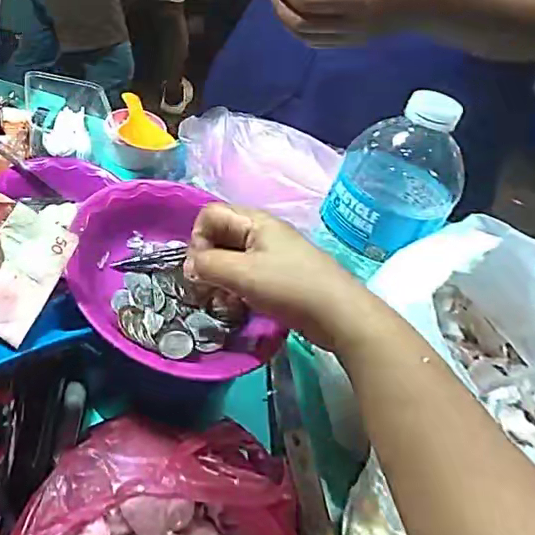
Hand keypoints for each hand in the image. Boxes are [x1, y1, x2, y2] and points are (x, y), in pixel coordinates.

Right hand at [183, 203, 389, 351]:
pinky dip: (237, 290)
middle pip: (219, 238)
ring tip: (225, 305)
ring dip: (221, 281)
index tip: (199, 268)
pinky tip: (240, 309)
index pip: (210, 216)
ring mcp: (273, 255)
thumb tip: (189, 268)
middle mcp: (262, 232)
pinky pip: (247, 275)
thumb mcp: (242, 274)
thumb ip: (207, 265)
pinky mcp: (281, 277)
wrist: (344, 318)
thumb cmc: (290, 287)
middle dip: (208, 264)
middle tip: (207, 291)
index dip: (198, 239)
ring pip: (232, 259)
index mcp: (254, 221)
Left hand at [264, 0, 451, 48]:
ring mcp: (351, 37)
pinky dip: (297, 27)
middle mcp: (351, 24)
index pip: (309, 0)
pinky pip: (315, 41)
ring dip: (283, 16)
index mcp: (358, 1)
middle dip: (277, 3)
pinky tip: (294, 10)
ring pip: (304, 35)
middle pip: (300, 22)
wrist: (440, 6)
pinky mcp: (352, 43)